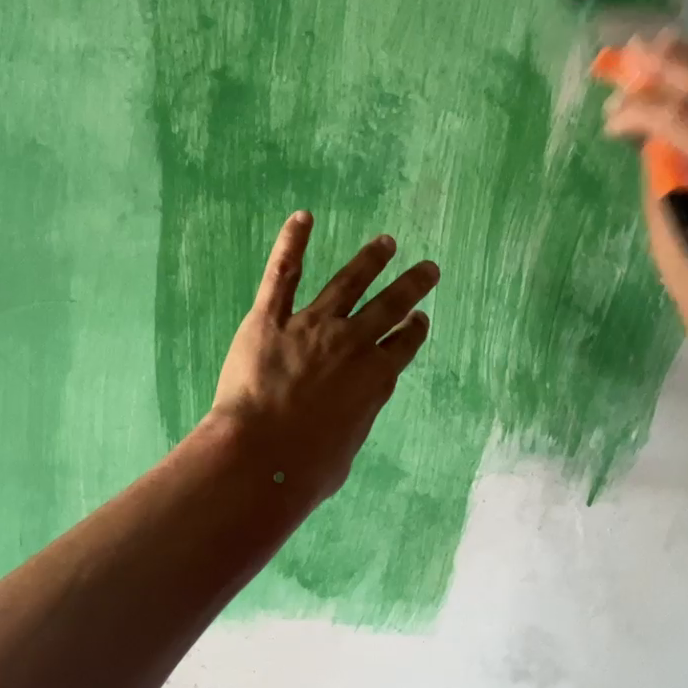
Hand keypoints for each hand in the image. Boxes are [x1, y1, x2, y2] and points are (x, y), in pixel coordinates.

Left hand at [210, 212, 438, 501]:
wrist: (261, 456)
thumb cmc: (304, 470)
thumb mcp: (345, 452)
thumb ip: (350, 423)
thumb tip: (343, 416)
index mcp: (374, 379)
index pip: (402, 346)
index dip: (414, 330)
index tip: (422, 317)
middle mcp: (351, 344)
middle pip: (388, 308)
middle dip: (410, 286)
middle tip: (426, 268)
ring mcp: (311, 326)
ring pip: (347, 284)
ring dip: (369, 261)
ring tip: (385, 243)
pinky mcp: (269, 319)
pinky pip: (283, 274)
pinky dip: (293, 243)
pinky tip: (303, 217)